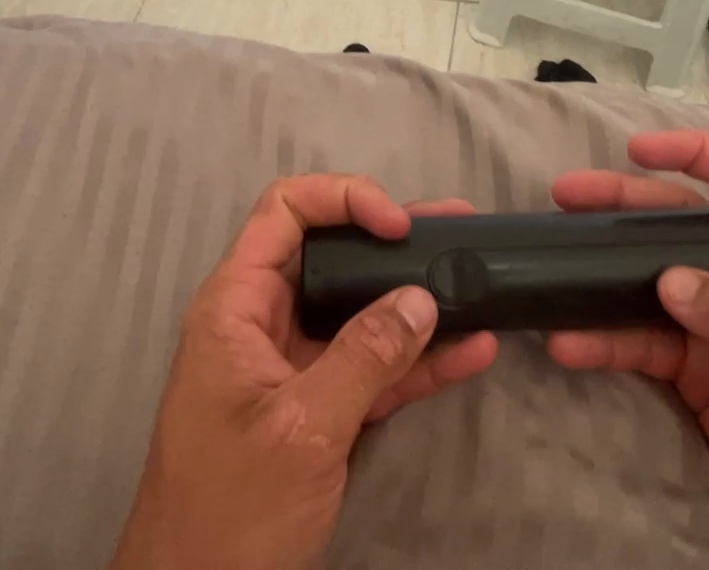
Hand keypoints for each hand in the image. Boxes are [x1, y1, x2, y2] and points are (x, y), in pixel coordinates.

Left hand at [111, 175, 498, 569]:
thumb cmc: (230, 509)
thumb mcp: (301, 428)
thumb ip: (365, 358)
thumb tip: (422, 300)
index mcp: (238, 305)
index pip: (285, 212)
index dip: (342, 199)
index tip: (397, 227)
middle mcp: (267, 321)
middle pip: (334, 254)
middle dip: (396, 244)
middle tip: (458, 231)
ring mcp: (298, 363)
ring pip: (363, 311)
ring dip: (418, 300)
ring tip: (478, 280)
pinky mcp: (323, 404)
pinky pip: (375, 366)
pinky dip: (419, 360)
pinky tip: (469, 352)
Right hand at [549, 131, 708, 569]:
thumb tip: (671, 279)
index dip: (701, 153)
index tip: (639, 149)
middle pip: (688, 224)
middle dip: (629, 205)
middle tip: (569, 195)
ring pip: (656, 281)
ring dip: (604, 275)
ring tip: (553, 269)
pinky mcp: (701, 372)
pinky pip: (646, 343)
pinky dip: (607, 342)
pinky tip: (569, 345)